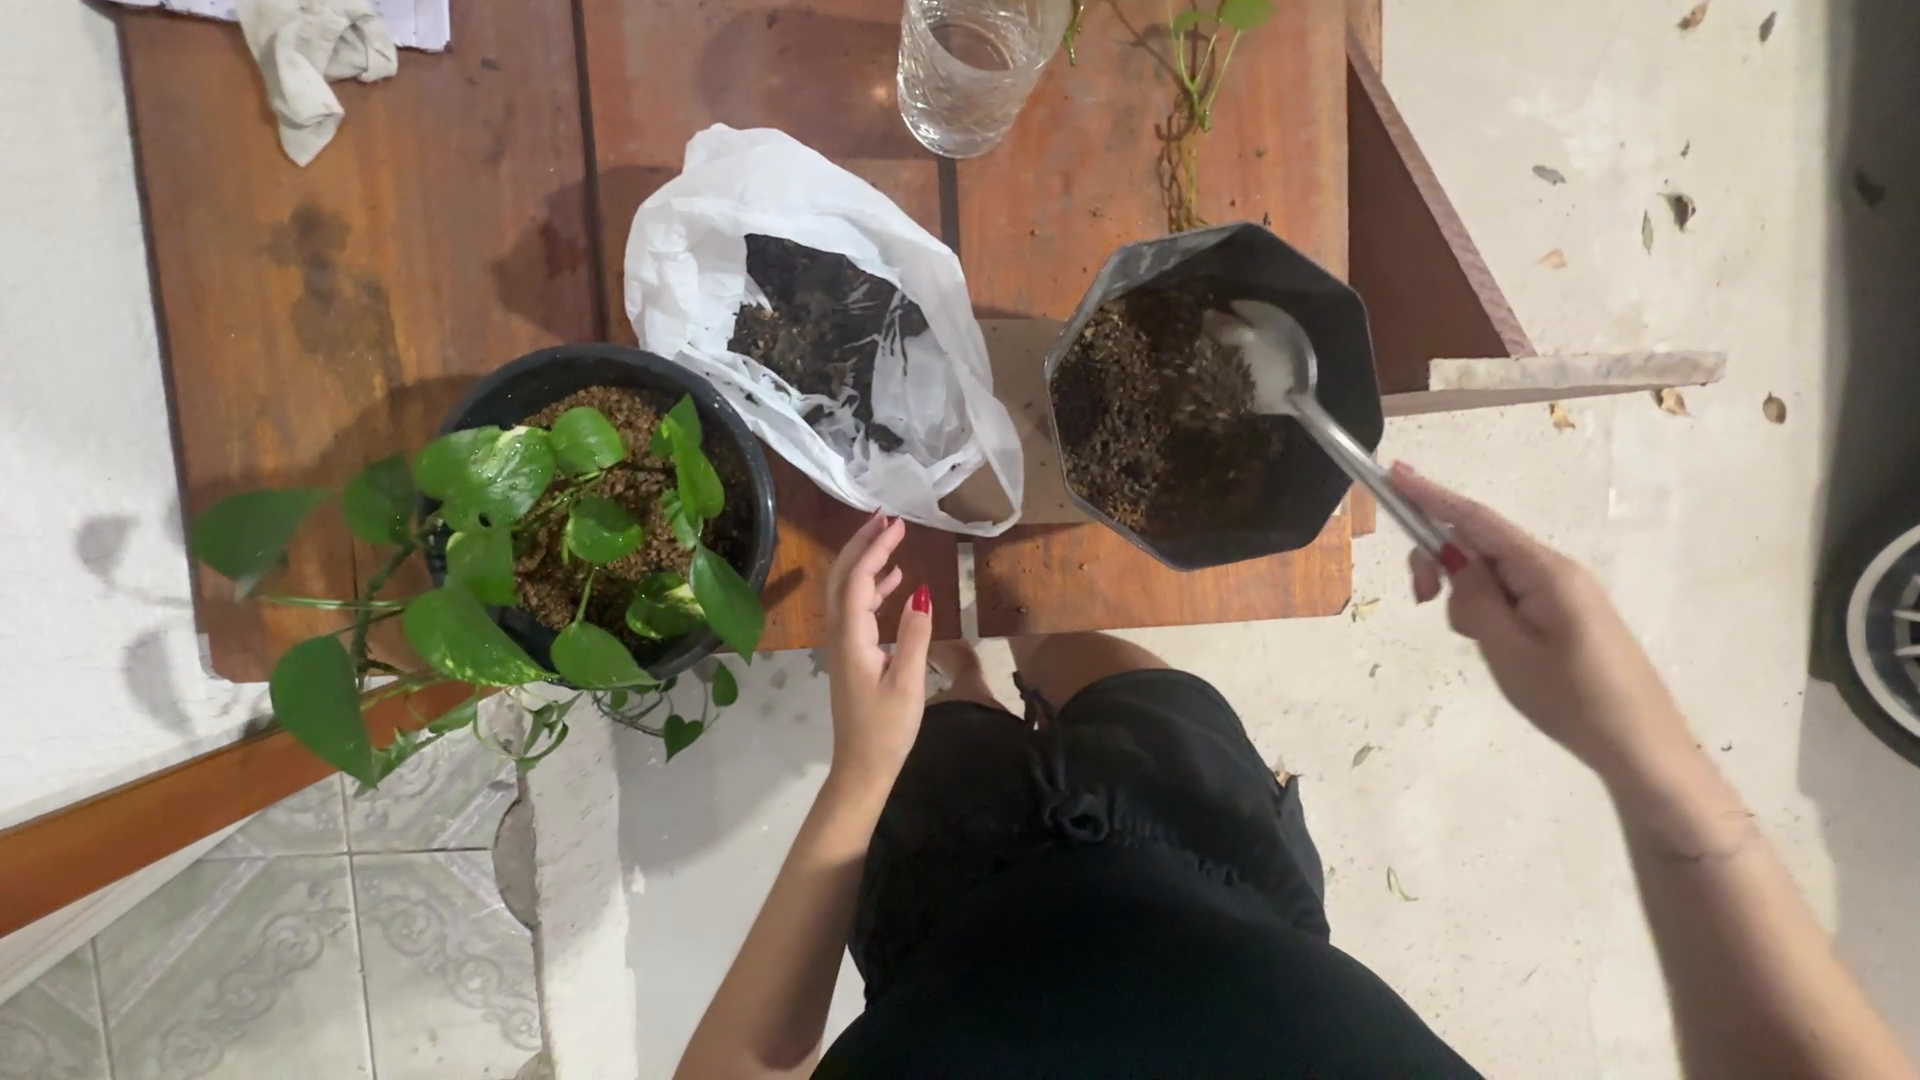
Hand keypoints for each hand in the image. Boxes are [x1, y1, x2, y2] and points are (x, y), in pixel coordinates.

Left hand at [824, 512, 933, 795]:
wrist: (862, 766)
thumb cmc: (887, 730)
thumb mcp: (907, 683)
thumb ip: (914, 636)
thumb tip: (921, 591)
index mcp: (851, 638)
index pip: (859, 580)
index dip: (875, 549)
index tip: (896, 524)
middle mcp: (840, 634)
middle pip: (843, 577)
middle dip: (862, 544)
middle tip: (886, 517)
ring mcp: (843, 643)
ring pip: (848, 590)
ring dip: (866, 561)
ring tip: (891, 537)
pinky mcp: (851, 652)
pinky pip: (857, 608)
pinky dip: (874, 587)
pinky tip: (896, 580)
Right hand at [1392, 463, 1690, 780]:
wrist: (1640, 748)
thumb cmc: (1571, 699)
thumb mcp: (1506, 648)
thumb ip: (1472, 596)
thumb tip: (1449, 554)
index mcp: (1545, 571)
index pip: (1476, 520)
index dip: (1432, 496)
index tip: (1395, 474)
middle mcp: (1553, 571)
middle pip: (1478, 544)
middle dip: (1440, 563)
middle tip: (1421, 600)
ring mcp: (1559, 592)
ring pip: (1488, 573)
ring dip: (1463, 596)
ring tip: (1474, 640)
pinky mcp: (1560, 613)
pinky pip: (1506, 593)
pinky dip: (1483, 609)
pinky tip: (1492, 643)